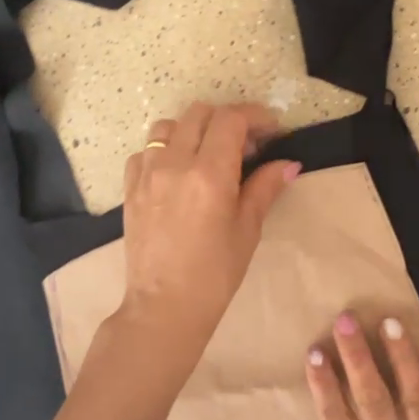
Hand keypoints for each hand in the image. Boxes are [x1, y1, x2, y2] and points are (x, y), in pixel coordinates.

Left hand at [118, 102, 300, 346]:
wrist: (164, 306)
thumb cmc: (215, 274)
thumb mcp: (247, 230)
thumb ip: (264, 188)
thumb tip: (288, 163)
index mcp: (209, 173)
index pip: (231, 120)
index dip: (255, 116)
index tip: (271, 128)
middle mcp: (174, 163)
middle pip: (200, 113)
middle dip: (227, 120)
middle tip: (246, 144)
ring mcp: (147, 173)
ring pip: (168, 126)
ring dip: (193, 130)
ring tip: (209, 154)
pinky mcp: (130, 187)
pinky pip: (145, 151)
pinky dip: (164, 150)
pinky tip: (177, 171)